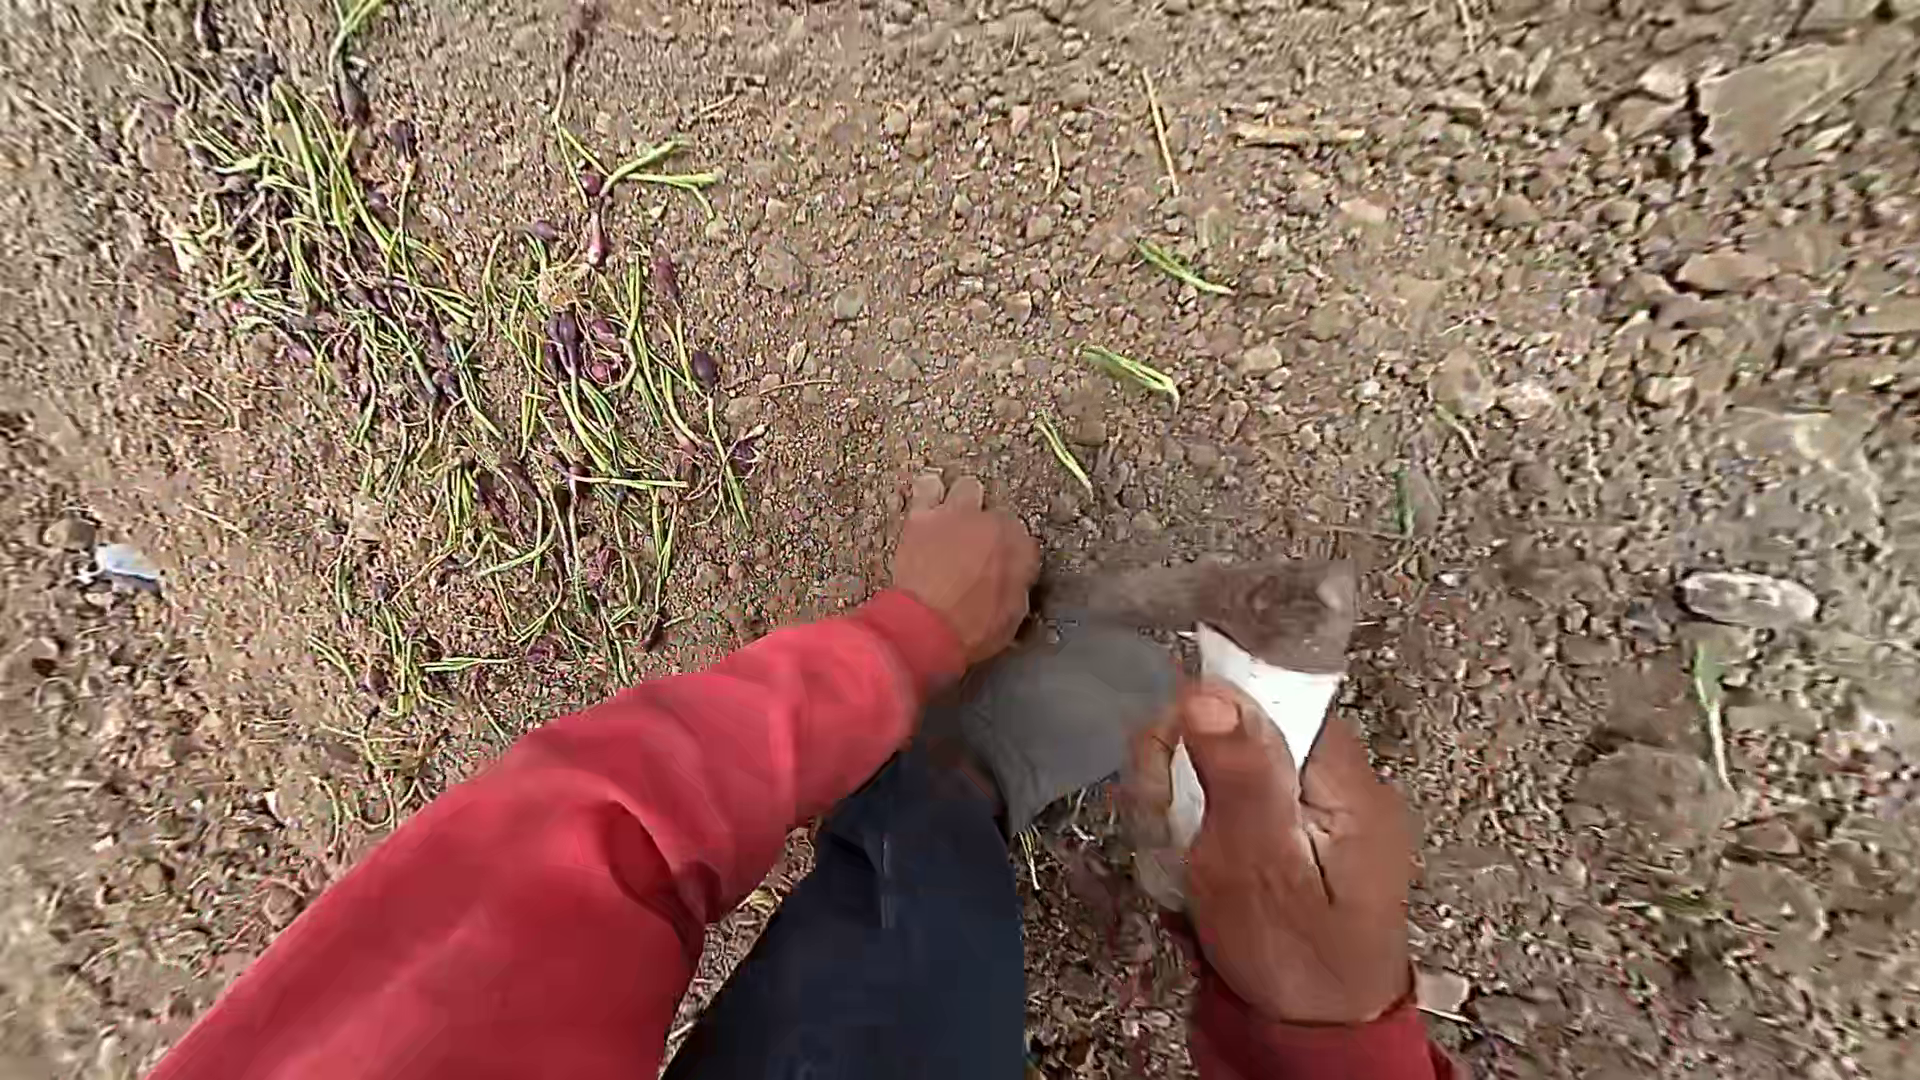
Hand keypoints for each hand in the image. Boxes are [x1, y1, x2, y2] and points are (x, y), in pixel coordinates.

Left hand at [892, 474, 1039, 665]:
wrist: (927, 627)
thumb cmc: (971, 630)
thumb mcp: (1011, 619)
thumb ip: (1016, 589)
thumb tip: (1013, 582)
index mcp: (1022, 549)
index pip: (1023, 540)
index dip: (1010, 553)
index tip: (1000, 564)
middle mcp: (994, 524)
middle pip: (997, 512)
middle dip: (988, 527)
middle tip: (975, 545)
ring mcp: (958, 515)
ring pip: (968, 488)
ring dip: (963, 501)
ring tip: (953, 517)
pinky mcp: (923, 516)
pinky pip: (928, 487)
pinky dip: (929, 492)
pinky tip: (927, 497)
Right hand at [1130, 681, 1413, 1024]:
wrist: (1307, 1033)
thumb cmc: (1289, 958)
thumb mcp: (1259, 869)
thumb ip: (1239, 779)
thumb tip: (1209, 694)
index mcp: (1346, 783)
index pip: (1273, 695)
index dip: (1212, 710)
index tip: (1174, 753)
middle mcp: (1333, 778)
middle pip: (1239, 717)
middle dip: (1183, 753)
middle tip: (1164, 806)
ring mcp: (1307, 796)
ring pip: (1219, 745)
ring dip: (1176, 779)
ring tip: (1170, 830)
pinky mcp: (1280, 813)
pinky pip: (1221, 776)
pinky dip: (1187, 798)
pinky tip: (1180, 833)